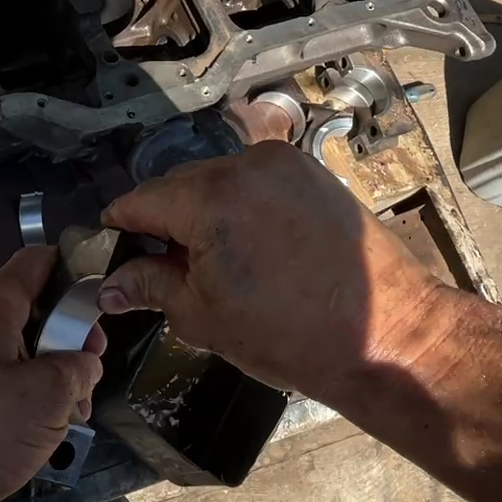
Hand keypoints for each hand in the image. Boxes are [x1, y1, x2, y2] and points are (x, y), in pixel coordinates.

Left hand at [0, 248, 104, 501]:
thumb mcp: (49, 393)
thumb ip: (80, 365)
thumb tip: (84, 362)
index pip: (42, 259)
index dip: (78, 272)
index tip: (105, 305)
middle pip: (42, 307)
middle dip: (75, 337)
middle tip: (91, 372)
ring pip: (32, 347)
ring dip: (60, 374)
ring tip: (74, 412)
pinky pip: (14, 376)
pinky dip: (37, 395)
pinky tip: (52, 427)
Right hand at [97, 141, 454, 404]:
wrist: (390, 336)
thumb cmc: (292, 336)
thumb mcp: (203, 316)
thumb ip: (149, 287)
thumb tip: (110, 287)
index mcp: (211, 200)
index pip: (141, 201)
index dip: (120, 226)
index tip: (113, 247)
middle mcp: (245, 167)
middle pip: (177, 185)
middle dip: (161, 221)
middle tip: (159, 264)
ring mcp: (283, 164)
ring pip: (214, 179)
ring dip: (200, 210)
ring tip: (208, 258)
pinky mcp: (310, 172)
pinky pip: (252, 179)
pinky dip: (237, 203)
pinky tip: (246, 242)